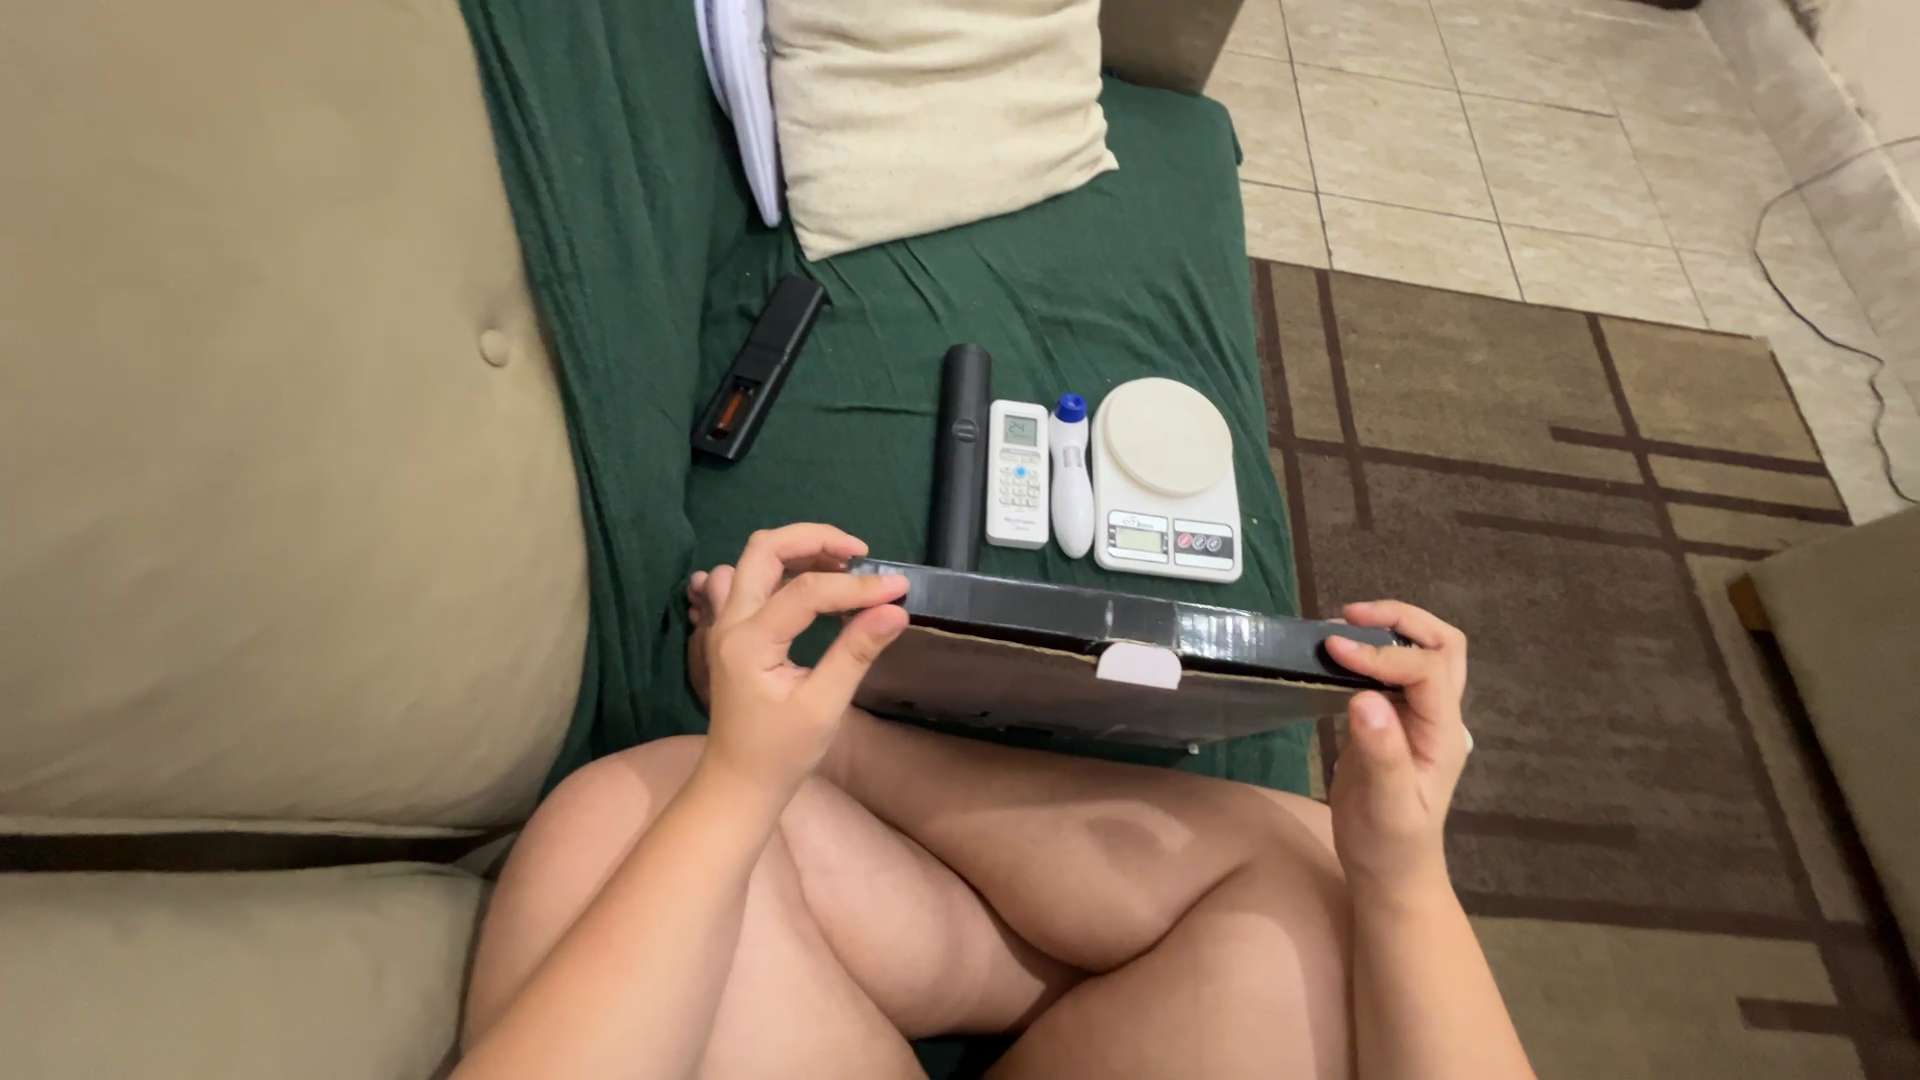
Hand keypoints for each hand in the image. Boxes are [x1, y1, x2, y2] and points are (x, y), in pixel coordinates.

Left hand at [700, 525, 909, 796]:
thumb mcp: (824, 707)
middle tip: (860, 553)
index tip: (898, 588)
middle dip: (815, 539)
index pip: (805, 591)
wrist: (739, 781)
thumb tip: (896, 610)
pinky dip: (787, 567)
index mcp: (749, 643)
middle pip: (764, 548)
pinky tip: (817, 582)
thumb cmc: (781, 753)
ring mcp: (726, 622)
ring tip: (846, 564)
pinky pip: (753, 578)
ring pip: (756, 557)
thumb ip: (856, 653)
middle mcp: (730, 622)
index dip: (856, 586)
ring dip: (801, 549)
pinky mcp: (733, 628)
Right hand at [1323, 601, 1470, 898]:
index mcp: (1441, 733)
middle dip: (1401, 619)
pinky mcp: (1389, 719)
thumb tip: (1365, 698)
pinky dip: (1368, 649)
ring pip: (1421, 651)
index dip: (1381, 652)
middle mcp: (1436, 716)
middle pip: (1442, 644)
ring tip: (1340, 628)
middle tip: (1350, 615)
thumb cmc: (1390, 843)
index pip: (1425, 669)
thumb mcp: (1386, 804)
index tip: (1333, 647)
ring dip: (1387, 628)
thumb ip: (1381, 752)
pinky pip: (1389, 670)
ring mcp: (1414, 716)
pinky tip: (1336, 654)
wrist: (1388, 870)